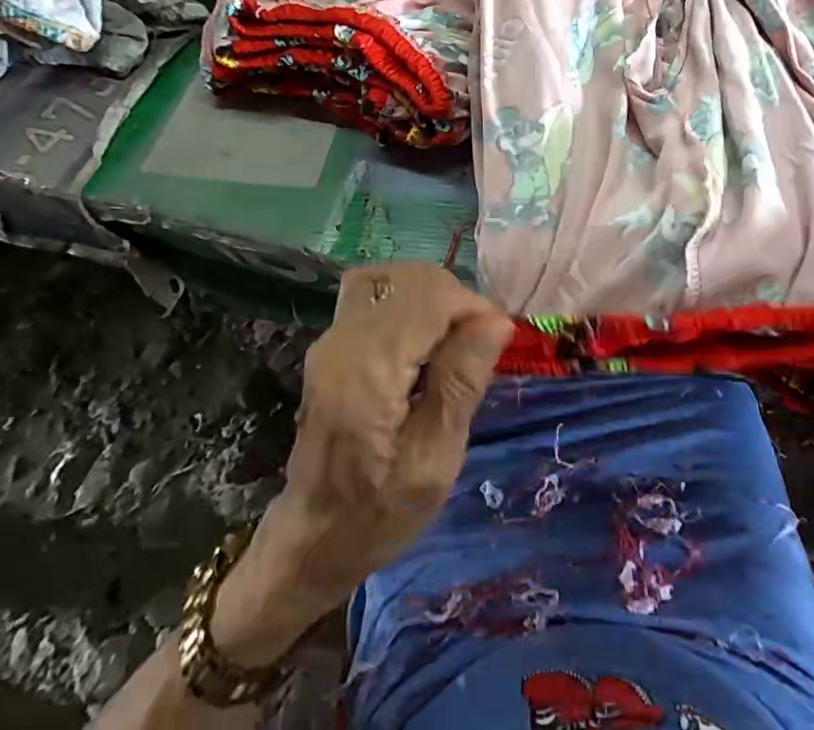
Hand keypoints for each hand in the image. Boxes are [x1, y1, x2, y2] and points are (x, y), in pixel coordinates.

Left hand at [211, 264, 512, 665]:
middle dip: (457, 300)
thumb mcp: (435, 461)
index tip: (500, 342)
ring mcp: (330, 338)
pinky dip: (411, 303)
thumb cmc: (380, 512)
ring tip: (455, 342)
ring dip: (434, 298)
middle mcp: (342, 341)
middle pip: (411, 280)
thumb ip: (461, 383)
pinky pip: (376, 296)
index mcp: (368, 372)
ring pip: (393, 279)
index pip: (429, 297)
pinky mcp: (330, 343)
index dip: (474, 307)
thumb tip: (497, 319)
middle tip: (480, 349)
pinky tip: (426, 341)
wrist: (314, 534)